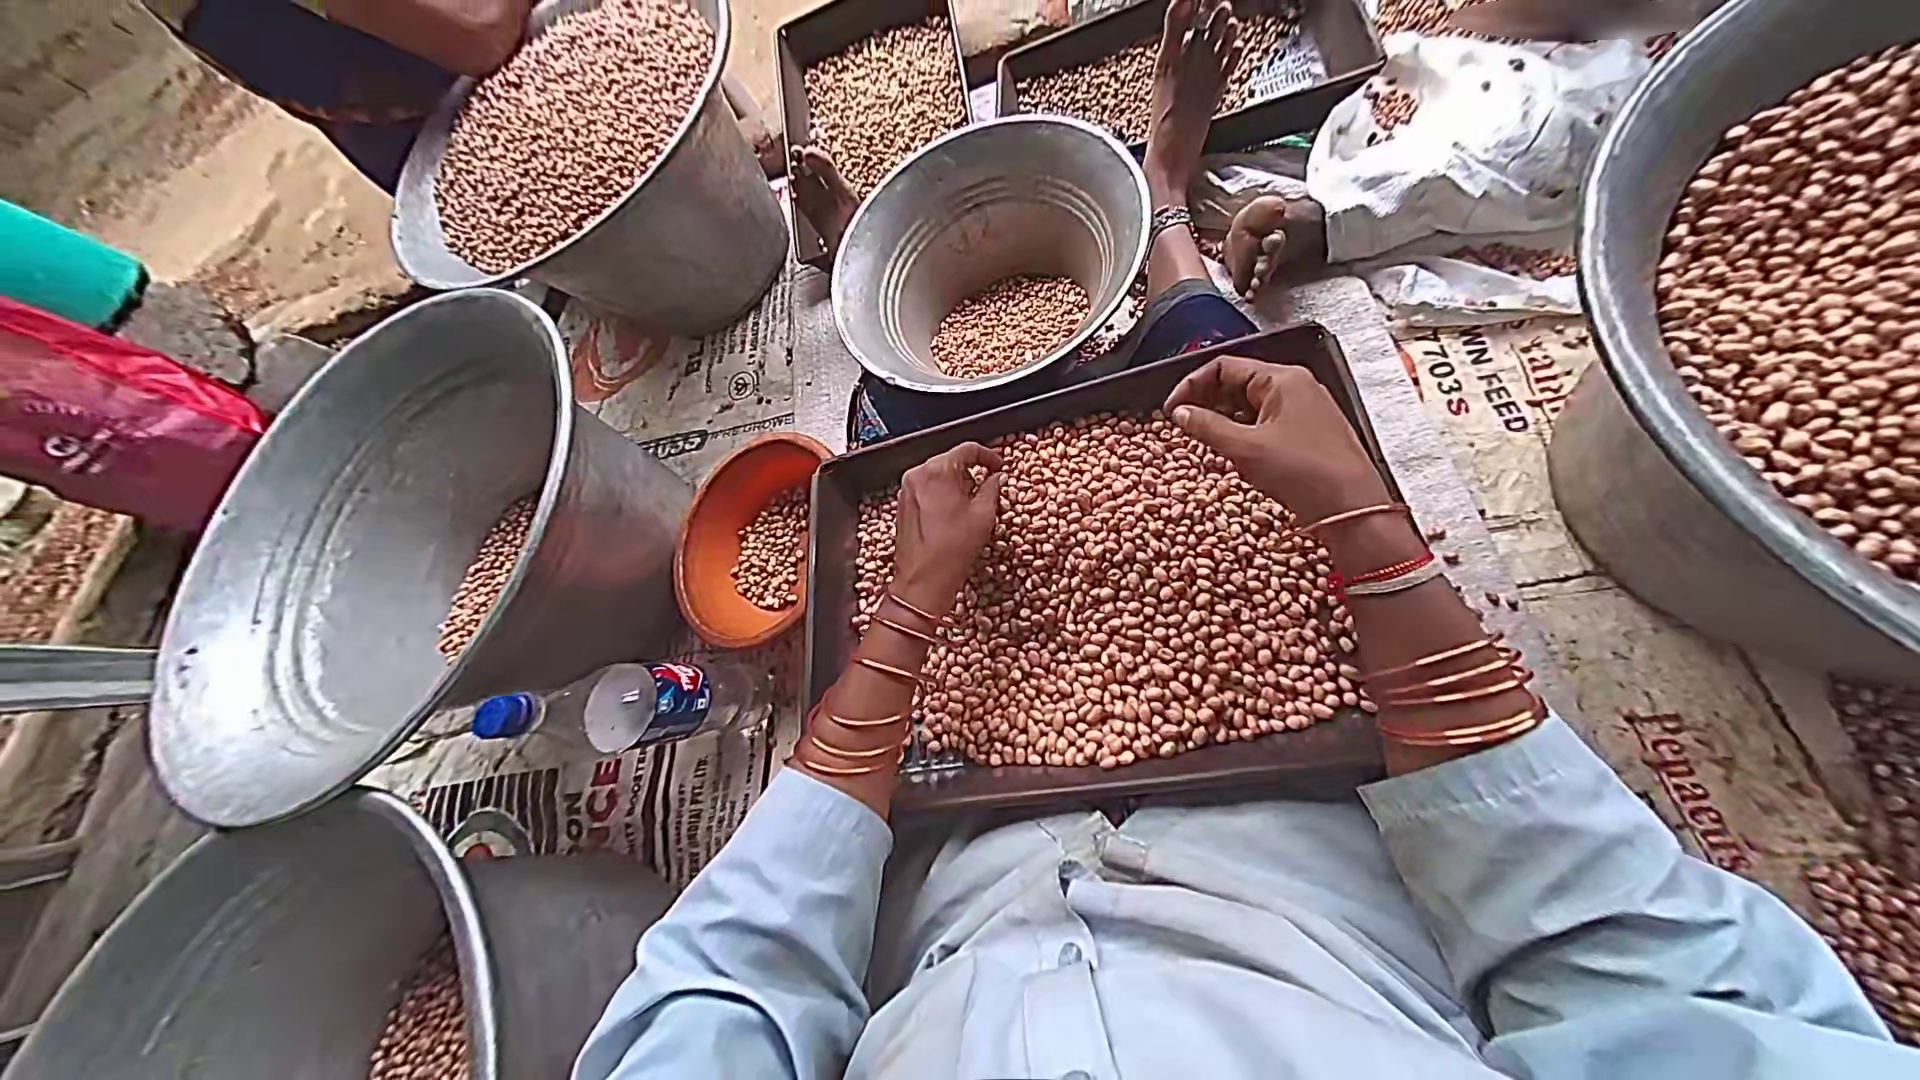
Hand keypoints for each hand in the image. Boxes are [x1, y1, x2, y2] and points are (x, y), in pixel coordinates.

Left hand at [892, 443, 1004, 613]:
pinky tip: (954, 513)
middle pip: (950, 460)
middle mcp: (917, 475)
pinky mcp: (903, 504)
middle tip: (989, 486)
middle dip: (972, 471)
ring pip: (938, 475)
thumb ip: (992, 488)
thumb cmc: (952, 549)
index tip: (998, 465)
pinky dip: (942, 494)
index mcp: (937, 471)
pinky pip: (927, 489)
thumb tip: (997, 477)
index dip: (988, 455)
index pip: (967, 449)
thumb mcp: (983, 515)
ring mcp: (907, 490)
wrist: (923, 580)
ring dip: (957, 483)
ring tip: (972, 504)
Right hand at [1164, 356, 1388, 523]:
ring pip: (1249, 404)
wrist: (1350, 507)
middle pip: (1237, 382)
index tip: (1171, 409)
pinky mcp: (1304, 431)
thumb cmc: (1302, 472)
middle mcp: (1294, 387)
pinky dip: (1240, 430)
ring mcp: (1302, 409)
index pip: (1224, 366)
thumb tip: (1180, 413)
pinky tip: (1229, 449)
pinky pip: (1263, 421)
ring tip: (1200, 438)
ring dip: (1221, 417)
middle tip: (1182, 424)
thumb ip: (1207, 426)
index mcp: (1282, 379)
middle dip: (1205, 401)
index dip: (1191, 385)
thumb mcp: (1245, 449)